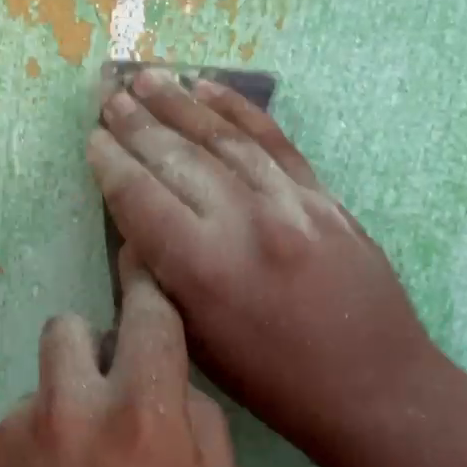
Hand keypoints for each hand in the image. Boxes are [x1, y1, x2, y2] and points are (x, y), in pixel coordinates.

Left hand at [0, 251, 245, 466]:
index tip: (144, 271)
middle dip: (94, 349)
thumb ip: (201, 424)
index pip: (148, 317)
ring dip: (63, 397)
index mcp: (143, 419)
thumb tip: (170, 376)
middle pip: (70, 326)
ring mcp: (17, 429)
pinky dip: (33, 445)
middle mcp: (71, 408)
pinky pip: (14, 424)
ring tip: (76, 456)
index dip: (149, 290)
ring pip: (41, 377)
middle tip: (107, 391)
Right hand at [85, 69, 439, 447]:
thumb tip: (132, 223)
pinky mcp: (322, 197)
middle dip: (136, 123)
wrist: (375, 389)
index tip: (91, 138)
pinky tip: (209, 88)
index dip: (110, 163)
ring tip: (147, 77)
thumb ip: (154, 274)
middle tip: (107, 94)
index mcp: (202, 267)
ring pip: (222, 139)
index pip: (140, 196)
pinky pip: (273, 141)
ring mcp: (289, 204)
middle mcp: (244, 223)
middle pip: (176, 158)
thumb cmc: (268, 378)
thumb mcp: (191, 339)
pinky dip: (238, 110)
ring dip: (179, 104)